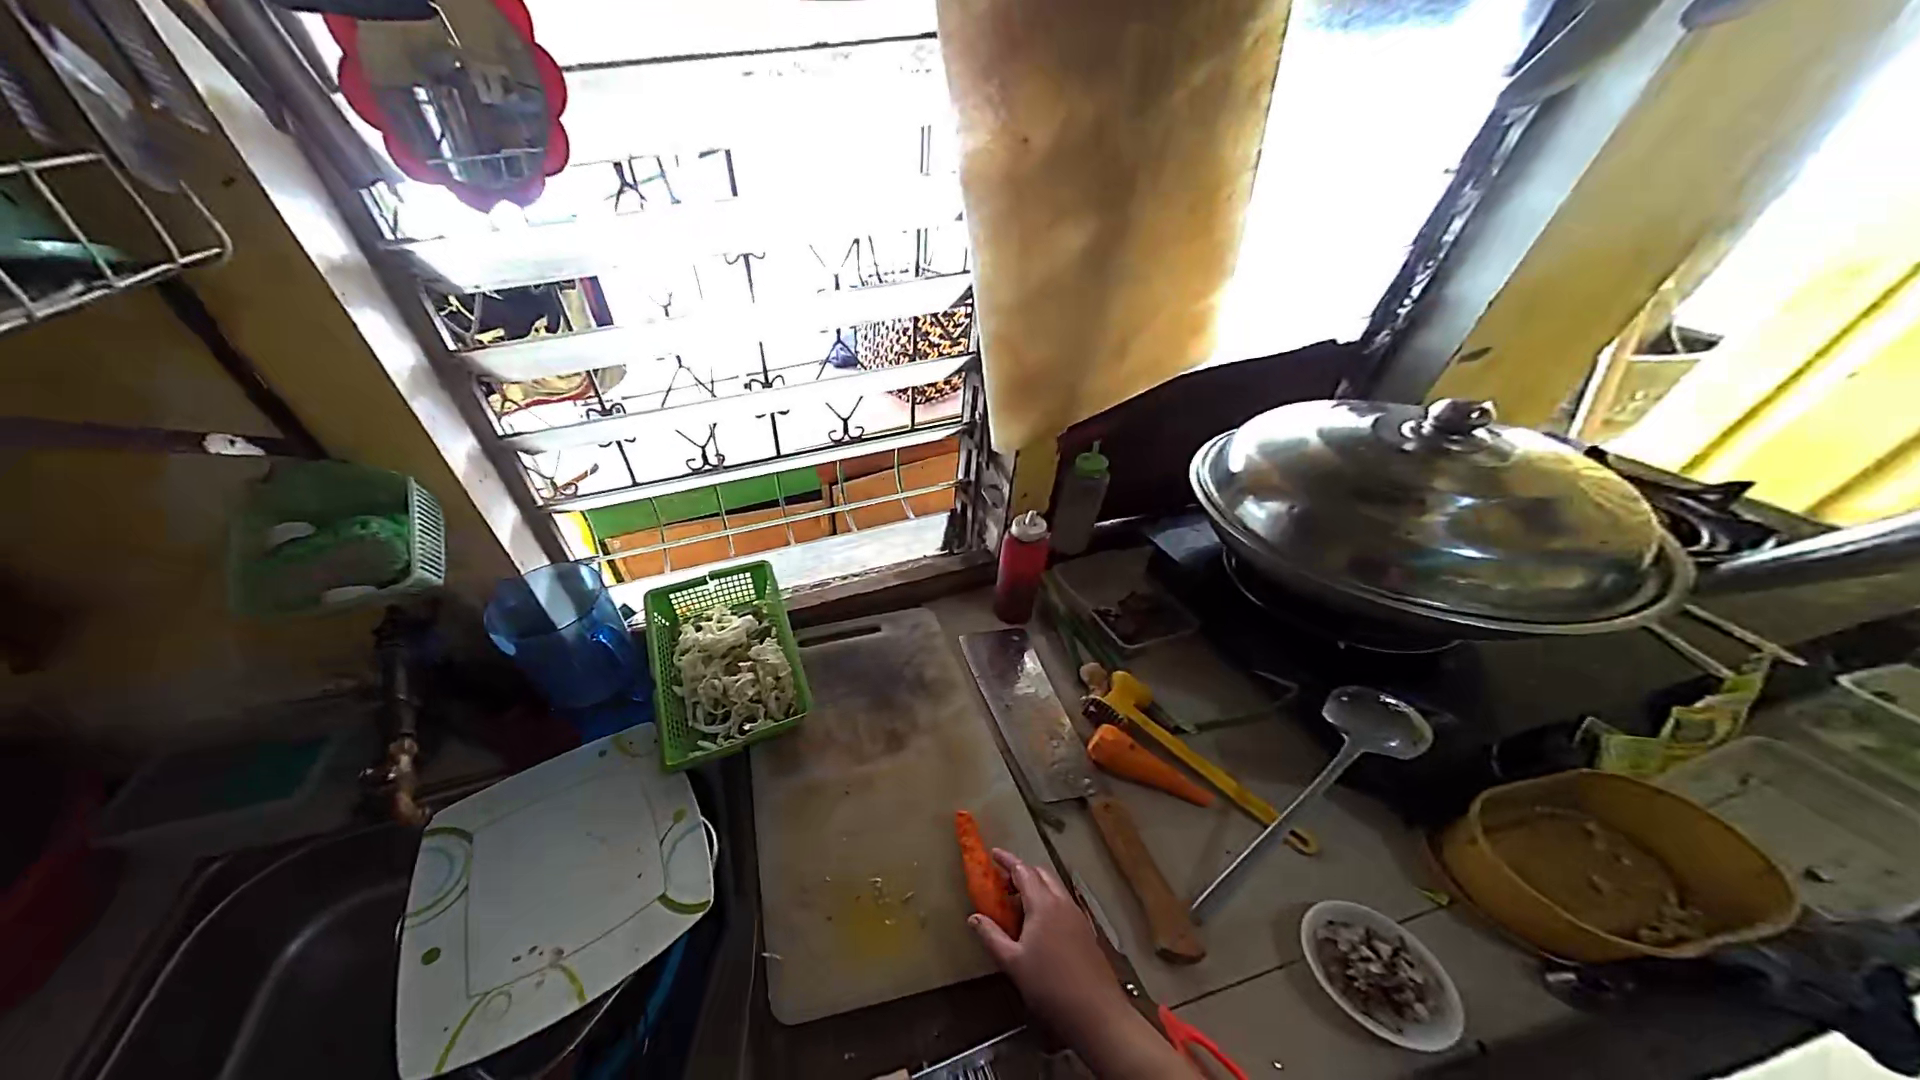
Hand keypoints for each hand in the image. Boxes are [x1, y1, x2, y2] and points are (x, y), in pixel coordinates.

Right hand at [967, 848, 1130, 1037]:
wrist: (1096, 1011)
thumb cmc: (1049, 985)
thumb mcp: (1013, 963)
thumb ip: (991, 936)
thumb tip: (974, 917)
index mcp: (1043, 904)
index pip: (1023, 871)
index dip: (1007, 861)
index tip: (993, 854)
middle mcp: (1062, 902)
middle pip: (1041, 874)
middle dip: (1022, 871)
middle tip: (1003, 882)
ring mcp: (1077, 915)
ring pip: (1054, 887)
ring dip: (1036, 885)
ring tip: (1018, 902)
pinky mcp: (1086, 930)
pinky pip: (1063, 902)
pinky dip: (1048, 900)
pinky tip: (1040, 924)